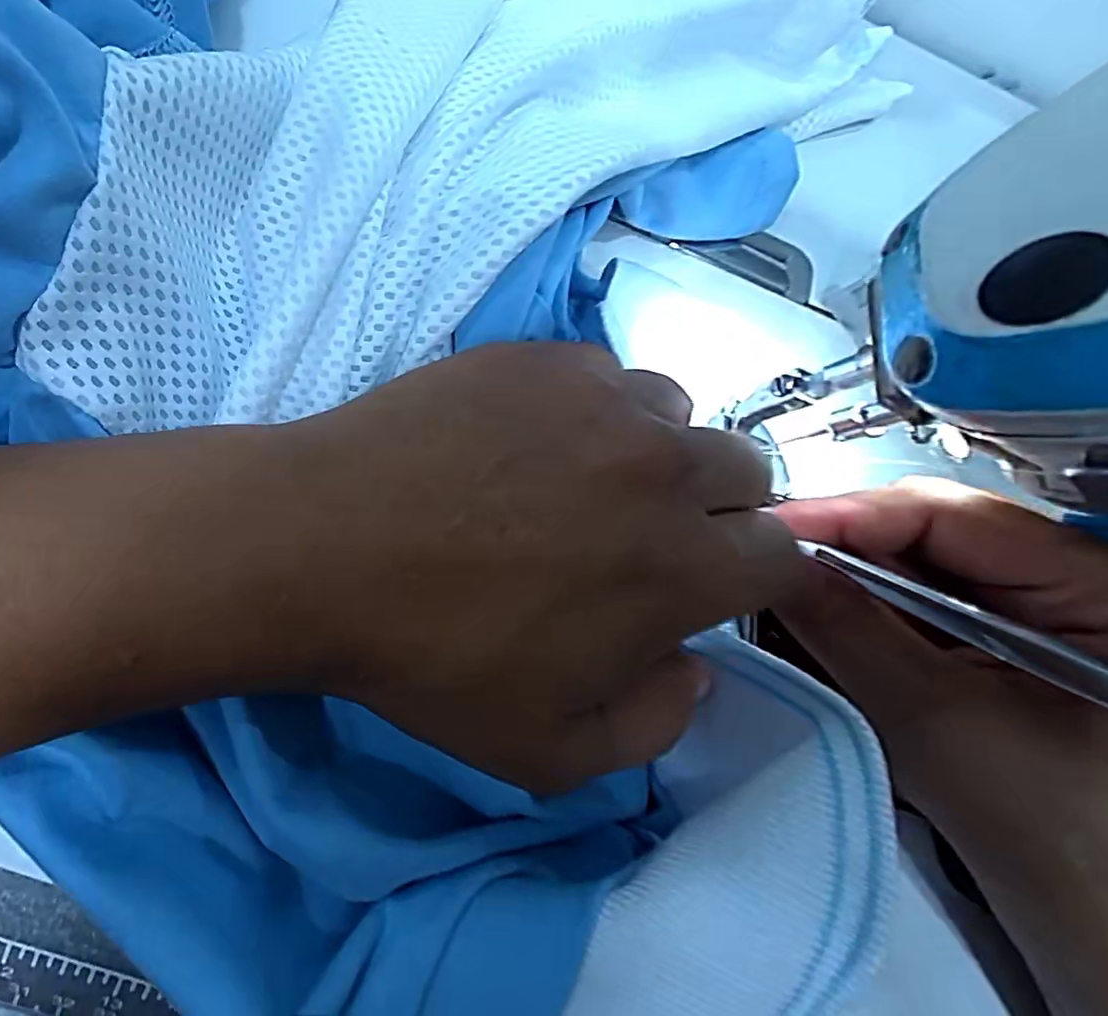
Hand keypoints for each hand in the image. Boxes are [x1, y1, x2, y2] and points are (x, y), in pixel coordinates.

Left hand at [268, 343, 802, 794]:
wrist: (324, 547)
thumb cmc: (431, 658)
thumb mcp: (547, 749)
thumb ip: (651, 724)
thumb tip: (694, 669)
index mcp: (684, 566)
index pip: (783, 555)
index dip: (749, 573)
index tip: (702, 582)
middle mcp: (665, 468)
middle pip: (742, 472)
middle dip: (711, 509)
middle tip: (637, 534)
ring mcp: (601, 399)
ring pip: (675, 413)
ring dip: (653, 449)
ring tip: (582, 477)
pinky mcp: (540, 358)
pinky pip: (602, 375)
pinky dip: (589, 406)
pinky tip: (528, 435)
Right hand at [773, 478, 1107, 1015]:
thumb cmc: (1059, 845)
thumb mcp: (932, 722)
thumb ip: (844, 627)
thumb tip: (767, 558)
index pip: (953, 514)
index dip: (849, 513)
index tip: (767, 526)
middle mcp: (1092, 584)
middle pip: (936, 539)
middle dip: (842, 550)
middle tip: (762, 560)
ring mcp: (1060, 618)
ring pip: (926, 574)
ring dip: (850, 584)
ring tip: (780, 590)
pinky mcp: (1026, 651)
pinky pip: (932, 612)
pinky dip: (871, 616)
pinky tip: (822, 623)